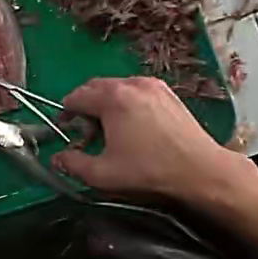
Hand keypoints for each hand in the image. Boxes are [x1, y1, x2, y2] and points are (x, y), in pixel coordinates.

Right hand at [52, 77, 257, 206]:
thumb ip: (73, 164)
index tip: (66, 131)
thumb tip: (57, 158)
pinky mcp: (168, 93)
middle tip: (85, 133)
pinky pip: (136, 90)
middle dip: (85, 107)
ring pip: (117, 87)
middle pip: (95, 87)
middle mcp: (131, 84)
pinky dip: (126, 102)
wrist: (200, 170)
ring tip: (110, 131)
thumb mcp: (103, 174)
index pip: (76, 97)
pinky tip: (133, 126)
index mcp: (112, 98)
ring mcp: (152, 85)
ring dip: (105, 104)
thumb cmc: (149, 171)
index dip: (65, 114)